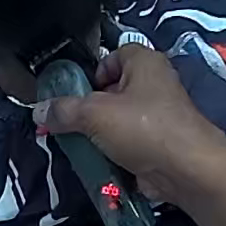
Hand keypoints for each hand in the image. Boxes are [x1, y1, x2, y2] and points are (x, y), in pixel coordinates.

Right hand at [32, 44, 225, 203]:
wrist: (186, 170)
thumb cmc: (143, 128)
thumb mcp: (94, 114)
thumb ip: (63, 111)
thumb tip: (38, 112)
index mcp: (145, 63)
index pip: (114, 55)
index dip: (94, 72)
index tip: (77, 94)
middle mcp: (155, 85)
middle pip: (113, 92)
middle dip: (92, 110)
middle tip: (72, 125)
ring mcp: (160, 118)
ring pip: (120, 123)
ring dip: (101, 136)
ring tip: (84, 148)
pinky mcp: (160, 146)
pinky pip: (130, 146)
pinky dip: (116, 155)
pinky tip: (101, 164)